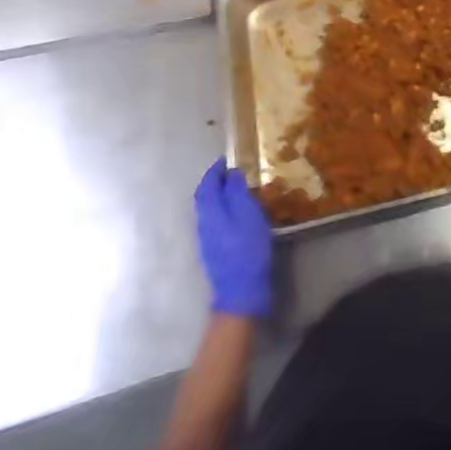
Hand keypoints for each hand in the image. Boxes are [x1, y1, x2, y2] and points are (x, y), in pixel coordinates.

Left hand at [194, 157, 273, 317]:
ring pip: (211, 210)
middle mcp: (203, 222)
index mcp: (209, 210)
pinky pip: (217, 221)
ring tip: (240, 191)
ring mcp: (207, 238)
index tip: (228, 159)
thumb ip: (237, 192)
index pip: (207, 183)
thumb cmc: (247, 248)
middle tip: (235, 173)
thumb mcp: (248, 215)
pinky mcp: (215, 249)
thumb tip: (231, 173)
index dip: (216, 169)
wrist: (241, 290)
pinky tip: (240, 215)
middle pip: (206, 196)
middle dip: (217, 182)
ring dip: (221, 197)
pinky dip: (225, 211)